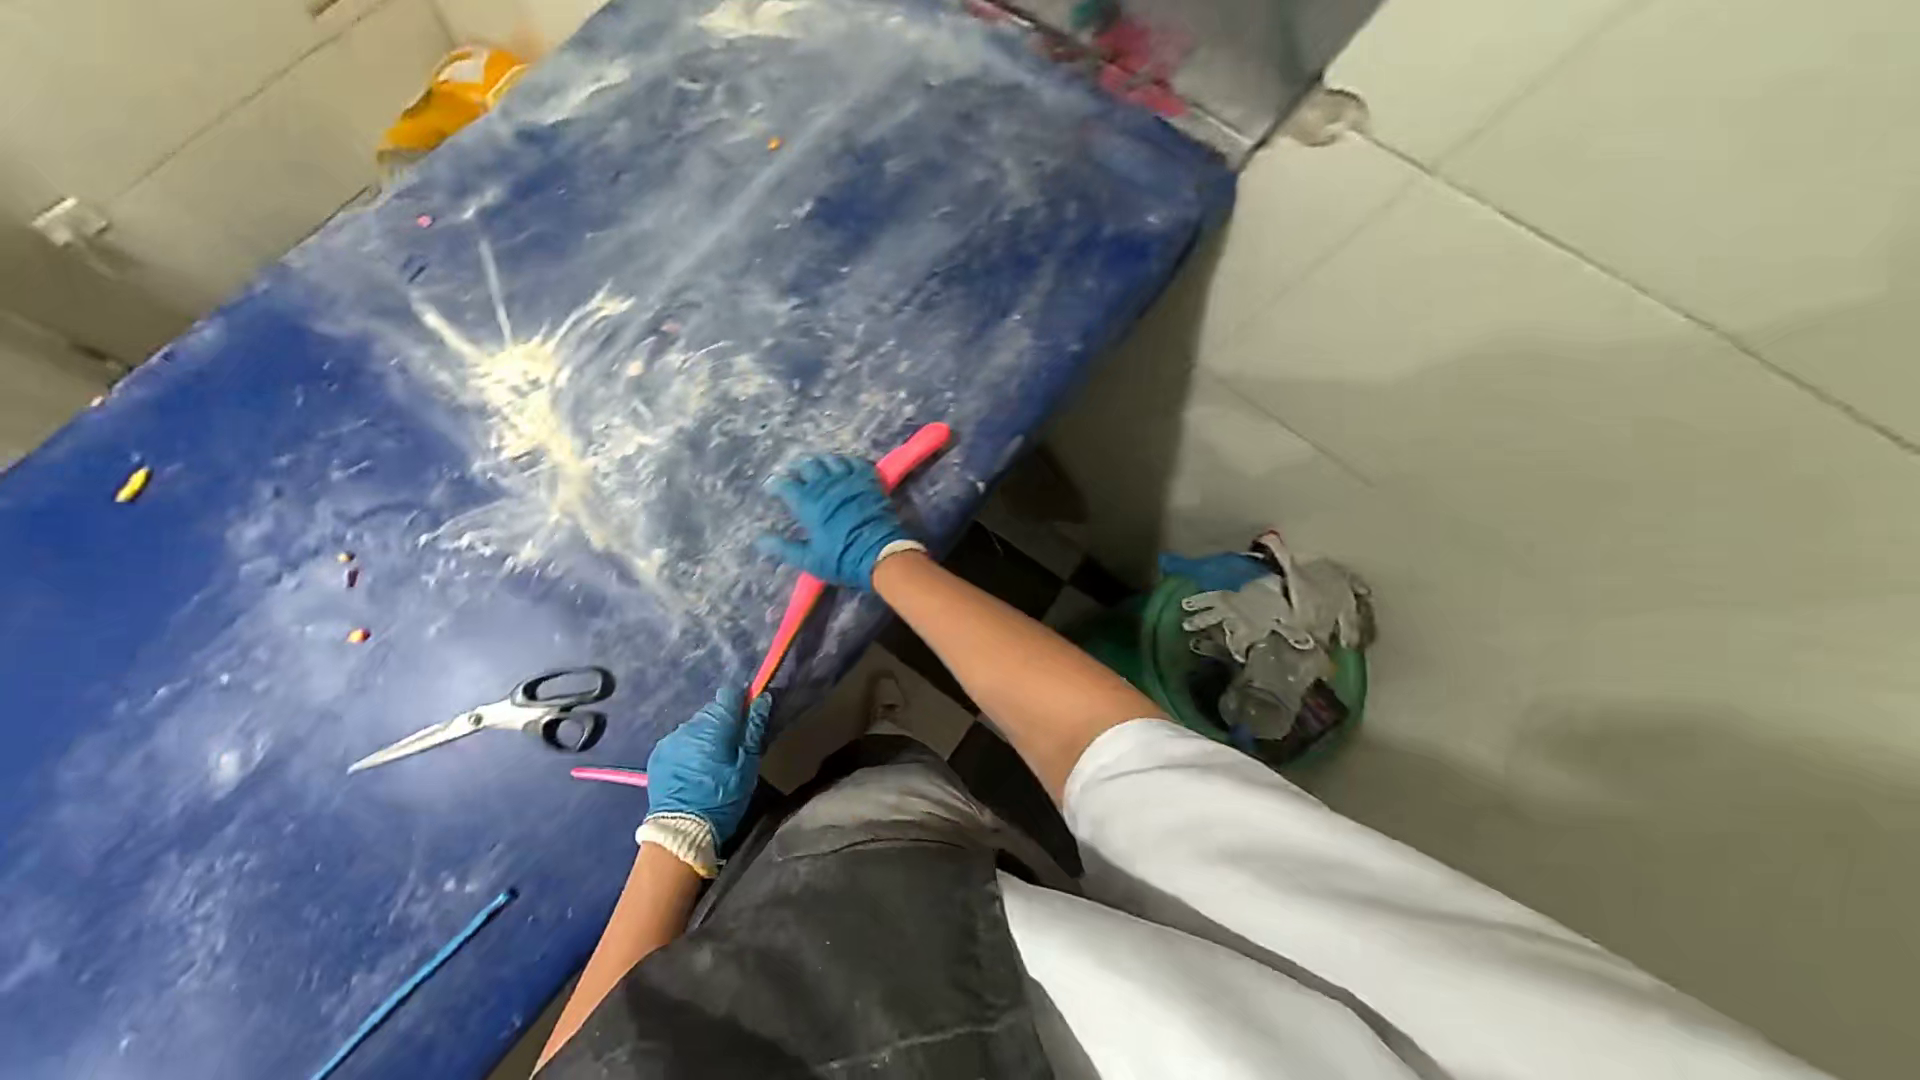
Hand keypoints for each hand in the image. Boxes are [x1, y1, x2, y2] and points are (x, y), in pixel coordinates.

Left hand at [644, 686, 770, 847]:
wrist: (680, 832)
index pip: (730, 693)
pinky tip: (695, 768)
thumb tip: (763, 699)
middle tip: (735, 745)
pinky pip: (681, 741)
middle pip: (713, 710)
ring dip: (707, 734)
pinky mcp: (658, 755)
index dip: (743, 699)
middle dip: (725, 721)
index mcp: (714, 725)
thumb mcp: (747, 765)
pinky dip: (691, 747)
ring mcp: (670, 740)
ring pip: (696, 726)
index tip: (751, 713)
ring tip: (714, 760)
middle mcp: (688, 726)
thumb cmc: (722, 798)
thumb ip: (754, 729)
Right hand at [757, 454, 918, 589]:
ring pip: (831, 459)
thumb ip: (783, 548)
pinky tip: (844, 465)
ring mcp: (849, 480)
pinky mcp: (869, 481)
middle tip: (795, 473)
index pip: (785, 485)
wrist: (880, 553)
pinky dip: (847, 461)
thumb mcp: (808, 559)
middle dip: (798, 468)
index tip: (772, 488)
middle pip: (808, 466)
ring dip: (821, 461)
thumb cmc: (841, 558)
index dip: (776, 484)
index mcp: (808, 503)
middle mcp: (826, 485)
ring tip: (817, 466)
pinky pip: (856, 462)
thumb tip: (759, 539)